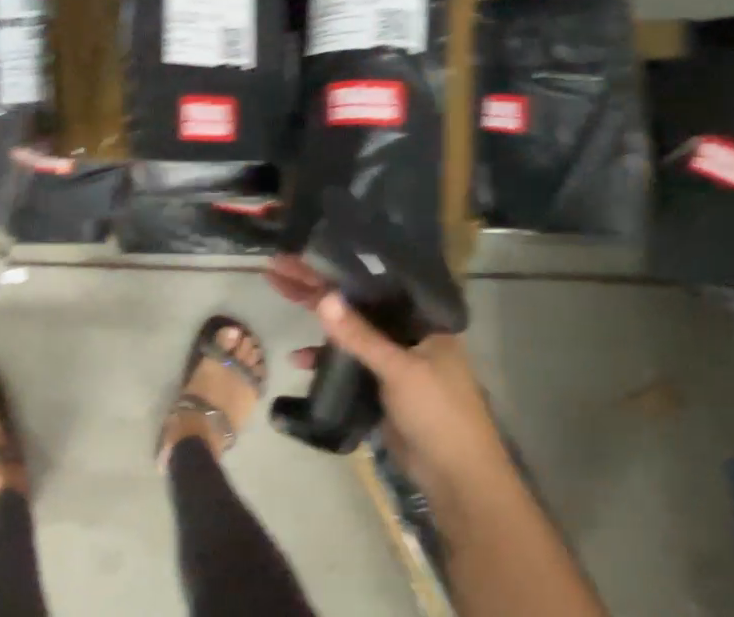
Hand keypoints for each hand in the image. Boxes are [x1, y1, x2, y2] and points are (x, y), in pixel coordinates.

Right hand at [267, 255, 510, 491]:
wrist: (457, 479)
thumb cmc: (440, 415)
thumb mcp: (400, 370)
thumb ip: (359, 336)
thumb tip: (322, 298)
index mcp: (424, 324)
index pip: (376, 286)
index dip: (338, 269)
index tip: (301, 254)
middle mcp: (408, 335)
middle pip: (356, 304)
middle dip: (317, 288)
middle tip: (277, 269)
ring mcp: (392, 361)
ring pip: (347, 331)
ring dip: (316, 318)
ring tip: (278, 292)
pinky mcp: (378, 385)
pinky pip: (344, 361)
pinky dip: (322, 358)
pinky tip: (298, 359)